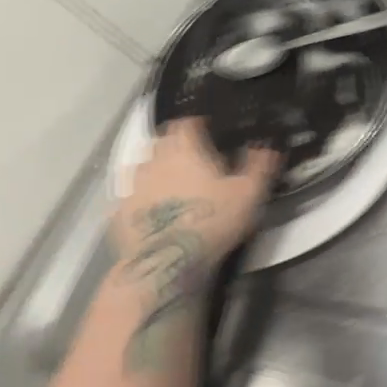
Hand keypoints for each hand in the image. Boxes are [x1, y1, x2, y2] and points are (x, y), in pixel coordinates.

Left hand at [110, 117, 280, 266]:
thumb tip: (268, 146)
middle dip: (174, 144)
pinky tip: (154, 209)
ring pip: (141, 167)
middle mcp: (154, 162)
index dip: (196, 123)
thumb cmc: (212, 220)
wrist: (166, 262)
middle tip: (191, 155)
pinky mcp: (119, 213)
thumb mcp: (250, 193)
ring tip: (171, 181)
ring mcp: (132, 187)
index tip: (206, 128)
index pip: (185, 124)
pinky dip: (142, 197)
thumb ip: (259, 165)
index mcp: (185, 150)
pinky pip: (131, 196)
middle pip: (160, 142)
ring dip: (155, 169)